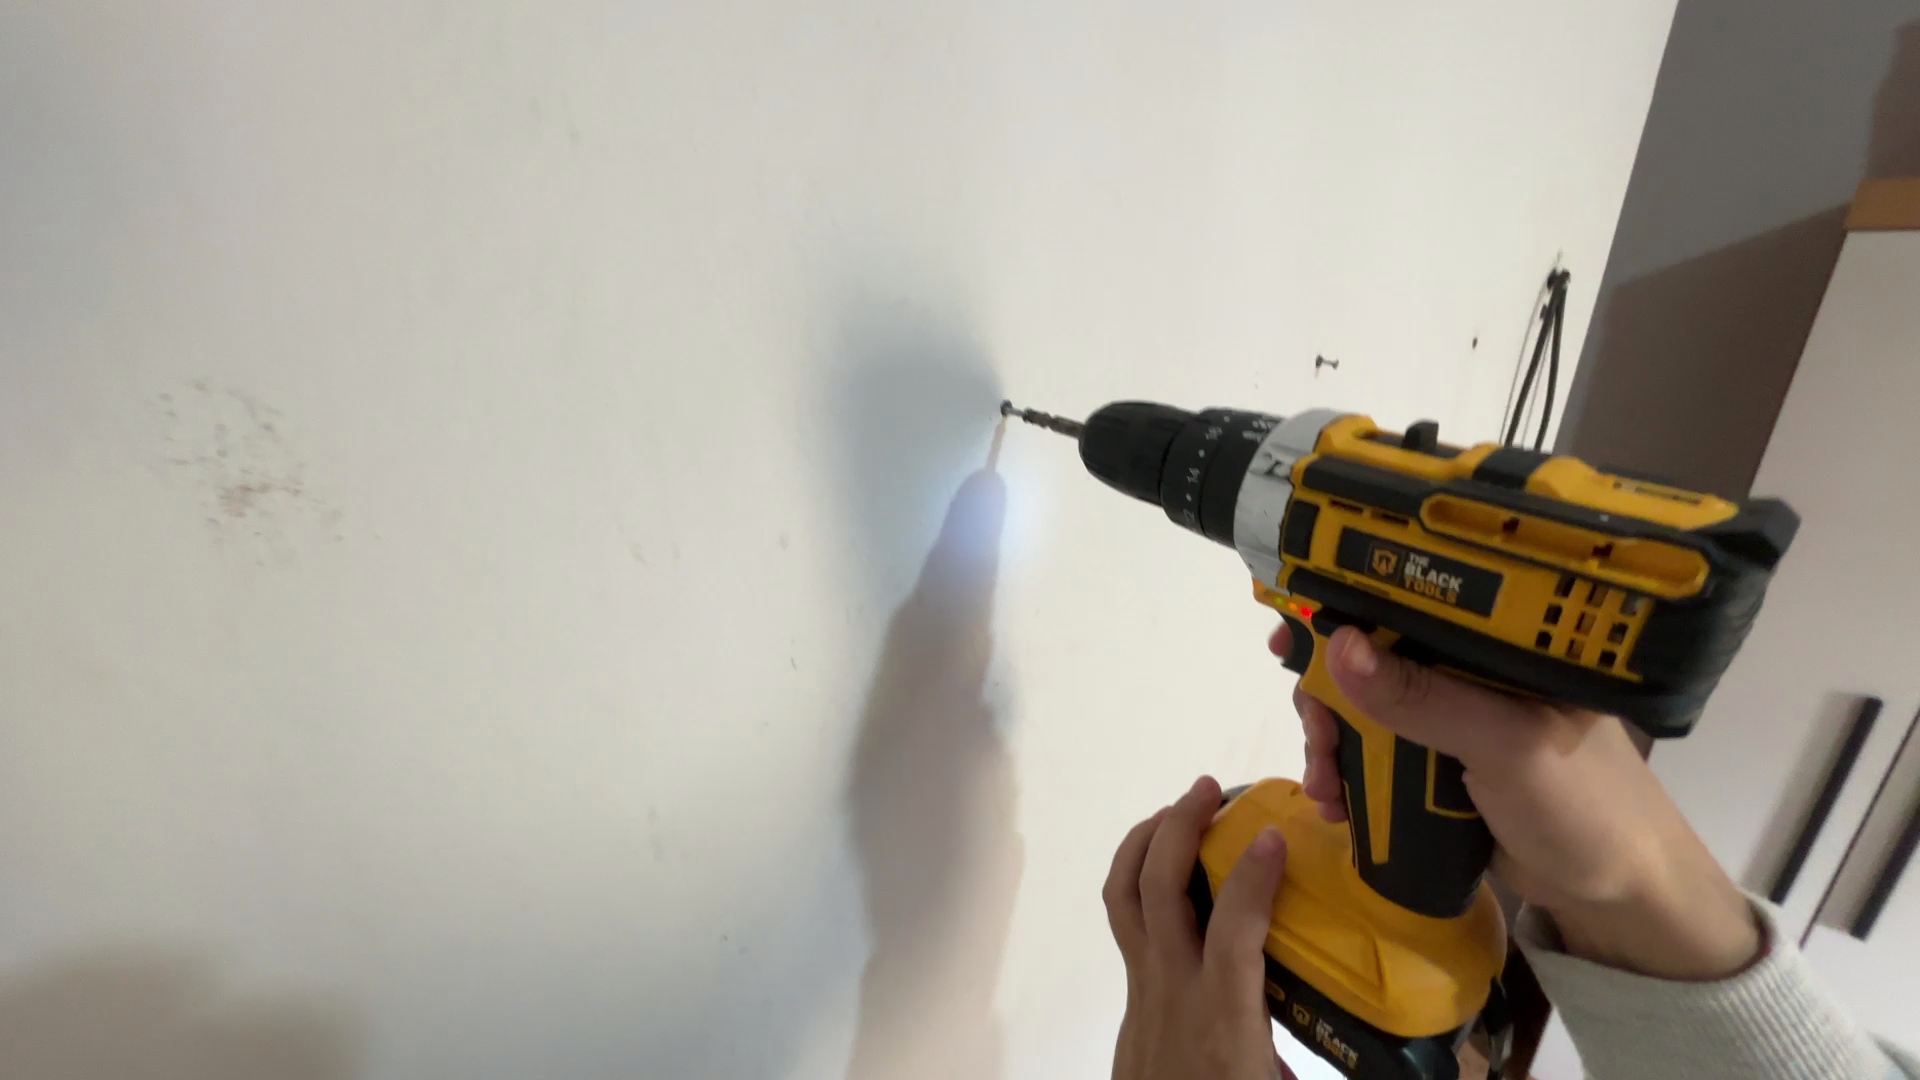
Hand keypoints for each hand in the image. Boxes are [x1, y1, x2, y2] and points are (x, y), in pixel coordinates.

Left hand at [1106, 775, 1295, 1079]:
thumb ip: (1312, 1048)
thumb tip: (1352, 1027)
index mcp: (1222, 1019)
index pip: (1232, 932)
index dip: (1252, 879)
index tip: (1272, 835)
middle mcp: (1172, 989)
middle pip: (1158, 890)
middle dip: (1178, 828)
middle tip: (1207, 789)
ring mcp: (1140, 986)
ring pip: (1122, 895)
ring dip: (1143, 841)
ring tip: (1172, 811)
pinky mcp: (1129, 991)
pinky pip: (1123, 916)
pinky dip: (1136, 875)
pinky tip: (1162, 866)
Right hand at [1271, 622, 1761, 982]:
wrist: (1617, 902)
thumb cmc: (1583, 809)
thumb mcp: (1503, 746)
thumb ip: (1423, 699)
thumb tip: (1338, 645)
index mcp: (1492, 646)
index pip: (1404, 605)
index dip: (1341, 609)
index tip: (1290, 636)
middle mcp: (1461, 669)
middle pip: (1364, 657)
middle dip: (1324, 695)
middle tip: (1312, 731)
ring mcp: (1443, 715)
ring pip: (1356, 706)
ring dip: (1326, 742)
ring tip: (1325, 787)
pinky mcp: (1429, 758)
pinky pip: (1365, 749)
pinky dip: (1340, 771)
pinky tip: (1335, 802)